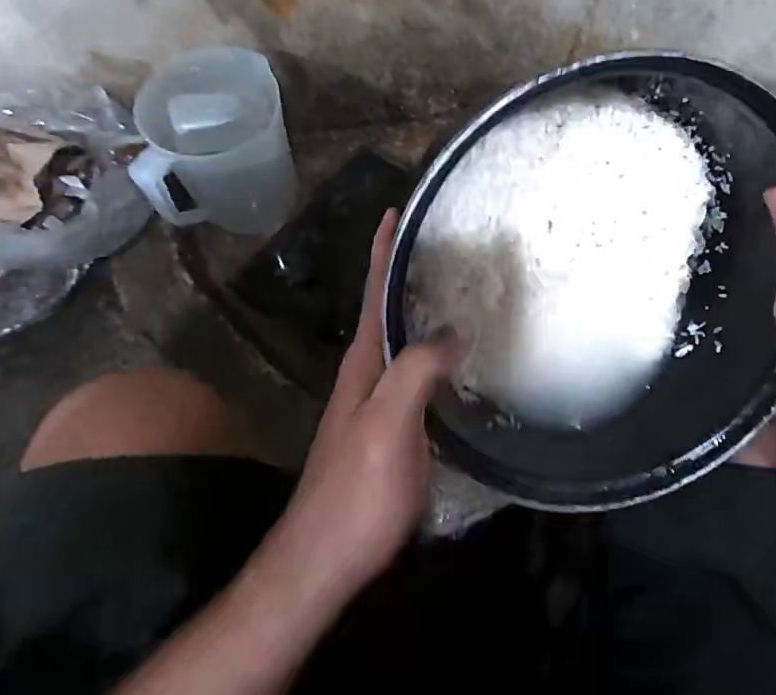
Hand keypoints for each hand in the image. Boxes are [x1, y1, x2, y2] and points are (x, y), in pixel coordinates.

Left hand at [262, 210, 458, 598]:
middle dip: (405, 271)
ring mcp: (373, 402)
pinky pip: (411, 369)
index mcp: (363, 364)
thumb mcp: (388, 426)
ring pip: (399, 339)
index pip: (374, 293)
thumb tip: (453, 328)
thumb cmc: (355, 492)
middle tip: (444, 244)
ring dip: (419, 308)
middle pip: (385, 309)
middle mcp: (364, 374)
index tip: (395, 212)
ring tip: (454, 287)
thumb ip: (417, 371)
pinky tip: (452, 356)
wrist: (322, 562)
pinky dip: (430, 348)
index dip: (383, 252)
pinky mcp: (387, 427)